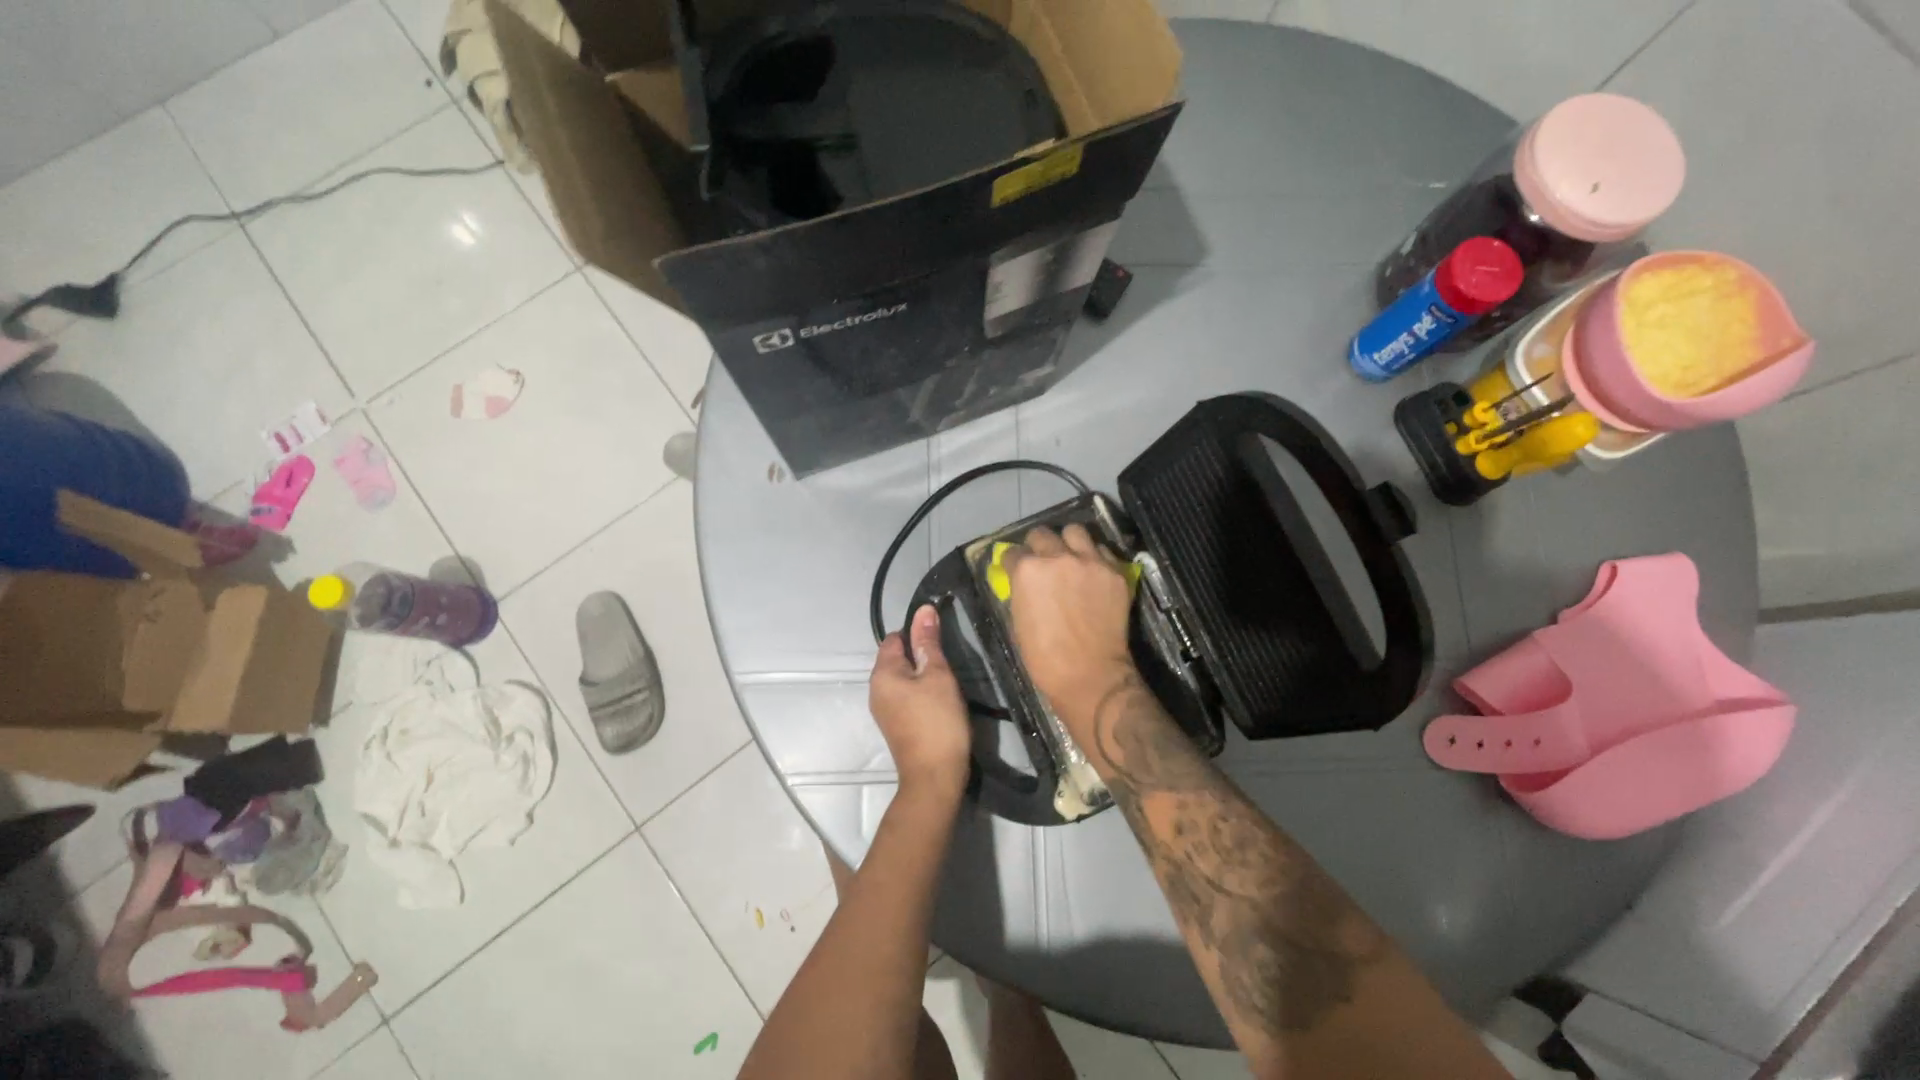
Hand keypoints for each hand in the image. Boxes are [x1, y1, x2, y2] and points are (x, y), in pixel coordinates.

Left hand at [870, 604, 971, 800]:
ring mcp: (883, 710)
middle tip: (949, 665)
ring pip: (903, 680)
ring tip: (947, 685)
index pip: (895, 638)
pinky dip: (921, 695)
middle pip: (898, 658)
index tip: (942, 643)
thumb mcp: (938, 676)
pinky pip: (906, 698)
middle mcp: (876, 689)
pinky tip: (940, 704)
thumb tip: (923, 609)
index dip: (918, 635)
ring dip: (923, 677)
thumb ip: (929, 643)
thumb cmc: (938, 722)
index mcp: (882, 673)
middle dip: (921, 657)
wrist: (934, 777)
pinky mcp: (895, 725)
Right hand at [1001, 525, 1135, 737]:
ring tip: (1070, 556)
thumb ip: (1020, 593)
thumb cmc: (1044, 658)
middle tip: (1042, 561)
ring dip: (1068, 542)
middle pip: (1042, 534)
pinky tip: (1093, 574)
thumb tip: (1022, 583)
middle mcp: (1058, 557)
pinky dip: (1095, 558)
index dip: (1013, 562)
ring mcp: (1090, 561)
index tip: (1015, 570)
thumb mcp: (1018, 621)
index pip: (1013, 552)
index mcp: (1027, 570)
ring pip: (1075, 531)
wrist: (1089, 674)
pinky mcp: (1115, 571)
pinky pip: (1102, 551)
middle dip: (1037, 546)